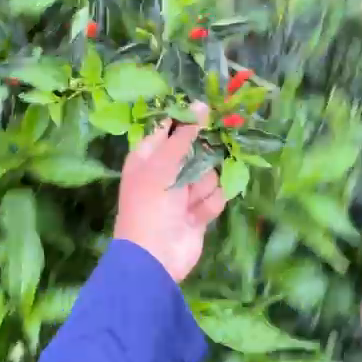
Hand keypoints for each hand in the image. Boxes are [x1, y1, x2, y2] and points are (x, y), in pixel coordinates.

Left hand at [114, 109, 226, 281]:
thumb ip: (184, 135)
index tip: (208, 112)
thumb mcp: (163, 165)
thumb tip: (201, 104)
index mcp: (147, 157)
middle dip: (202, 157)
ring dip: (203, 186)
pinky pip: (214, 197)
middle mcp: (164, 172)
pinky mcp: (197, 212)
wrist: (154, 257)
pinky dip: (208, 204)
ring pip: (208, 174)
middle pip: (194, 150)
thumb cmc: (151, 205)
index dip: (187, 120)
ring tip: (188, 201)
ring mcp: (182, 193)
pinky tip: (196, 215)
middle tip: (201, 158)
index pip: (168, 129)